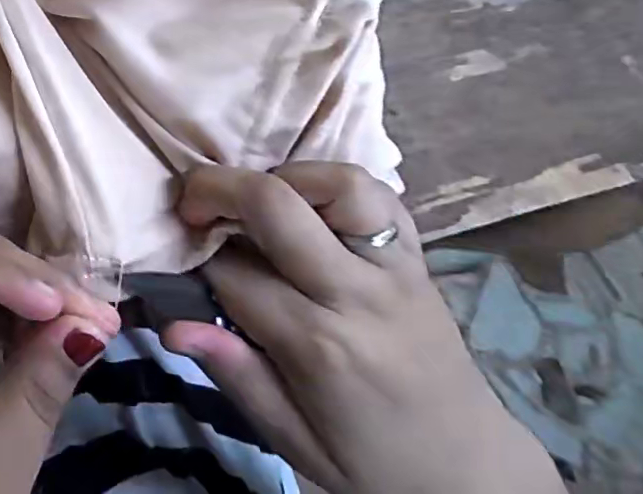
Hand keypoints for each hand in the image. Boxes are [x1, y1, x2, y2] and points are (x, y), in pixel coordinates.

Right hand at [160, 164, 562, 493]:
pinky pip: (375, 191)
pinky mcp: (416, 254)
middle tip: (192, 205)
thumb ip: (235, 376)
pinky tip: (306, 201)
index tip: (187, 265)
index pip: (232, 272)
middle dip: (216, 188)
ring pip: (332, 182)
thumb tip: (171, 324)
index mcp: (319, 346)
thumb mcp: (296, 443)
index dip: (197, 260)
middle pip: (273, 205)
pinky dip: (330, 181)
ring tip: (255, 202)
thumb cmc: (371, 462)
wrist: (471, 472)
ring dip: (279, 178)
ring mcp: (394, 267)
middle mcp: (356, 294)